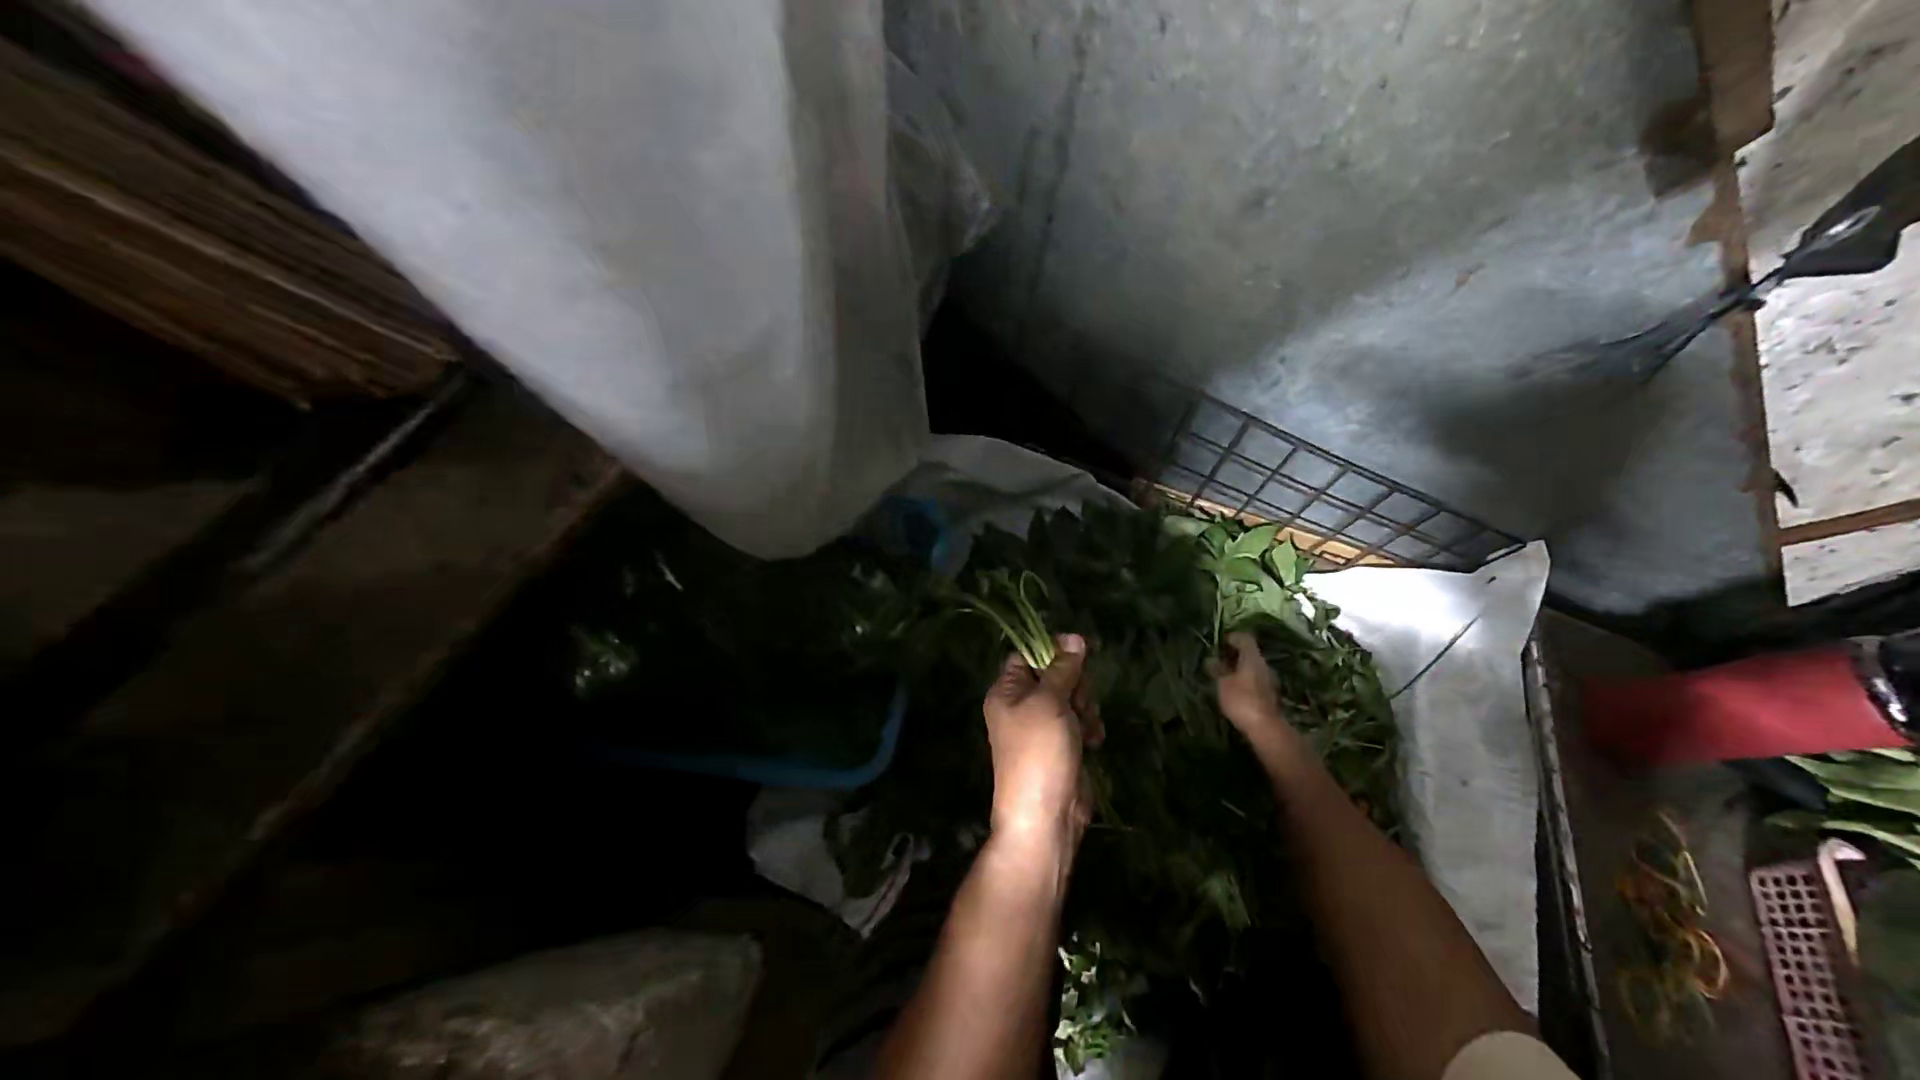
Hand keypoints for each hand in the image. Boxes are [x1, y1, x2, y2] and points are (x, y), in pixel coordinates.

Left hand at [982, 633, 1096, 850]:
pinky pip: (1080, 721)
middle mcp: (1022, 705)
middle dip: (1076, 686)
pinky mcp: (1063, 744)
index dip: (1053, 652)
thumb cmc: (1039, 751)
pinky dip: (1089, 727)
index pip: (1028, 655)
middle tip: (1077, 703)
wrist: (1045, 815)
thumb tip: (1074, 637)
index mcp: (1007, 691)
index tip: (1079, 655)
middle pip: (1056, 674)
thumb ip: (1063, 668)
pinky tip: (1093, 742)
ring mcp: (1043, 726)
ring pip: (1073, 697)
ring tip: (1085, 728)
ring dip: (1086, 708)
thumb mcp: (1050, 702)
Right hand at [1212, 631, 1299, 764]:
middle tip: (1217, 659)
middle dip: (1234, 654)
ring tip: (1223, 675)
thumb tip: (1211, 659)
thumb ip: (1217, 670)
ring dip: (1239, 668)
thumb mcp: (1223, 684)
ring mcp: (1269, 680)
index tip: (1219, 642)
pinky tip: (1234, 688)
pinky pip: (1255, 679)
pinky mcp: (1269, 694)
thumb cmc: (1242, 700)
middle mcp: (1264, 665)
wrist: (1265, 727)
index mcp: (1253, 658)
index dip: (1232, 637)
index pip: (1245, 638)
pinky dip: (1244, 679)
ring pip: (1252, 667)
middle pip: (1249, 652)